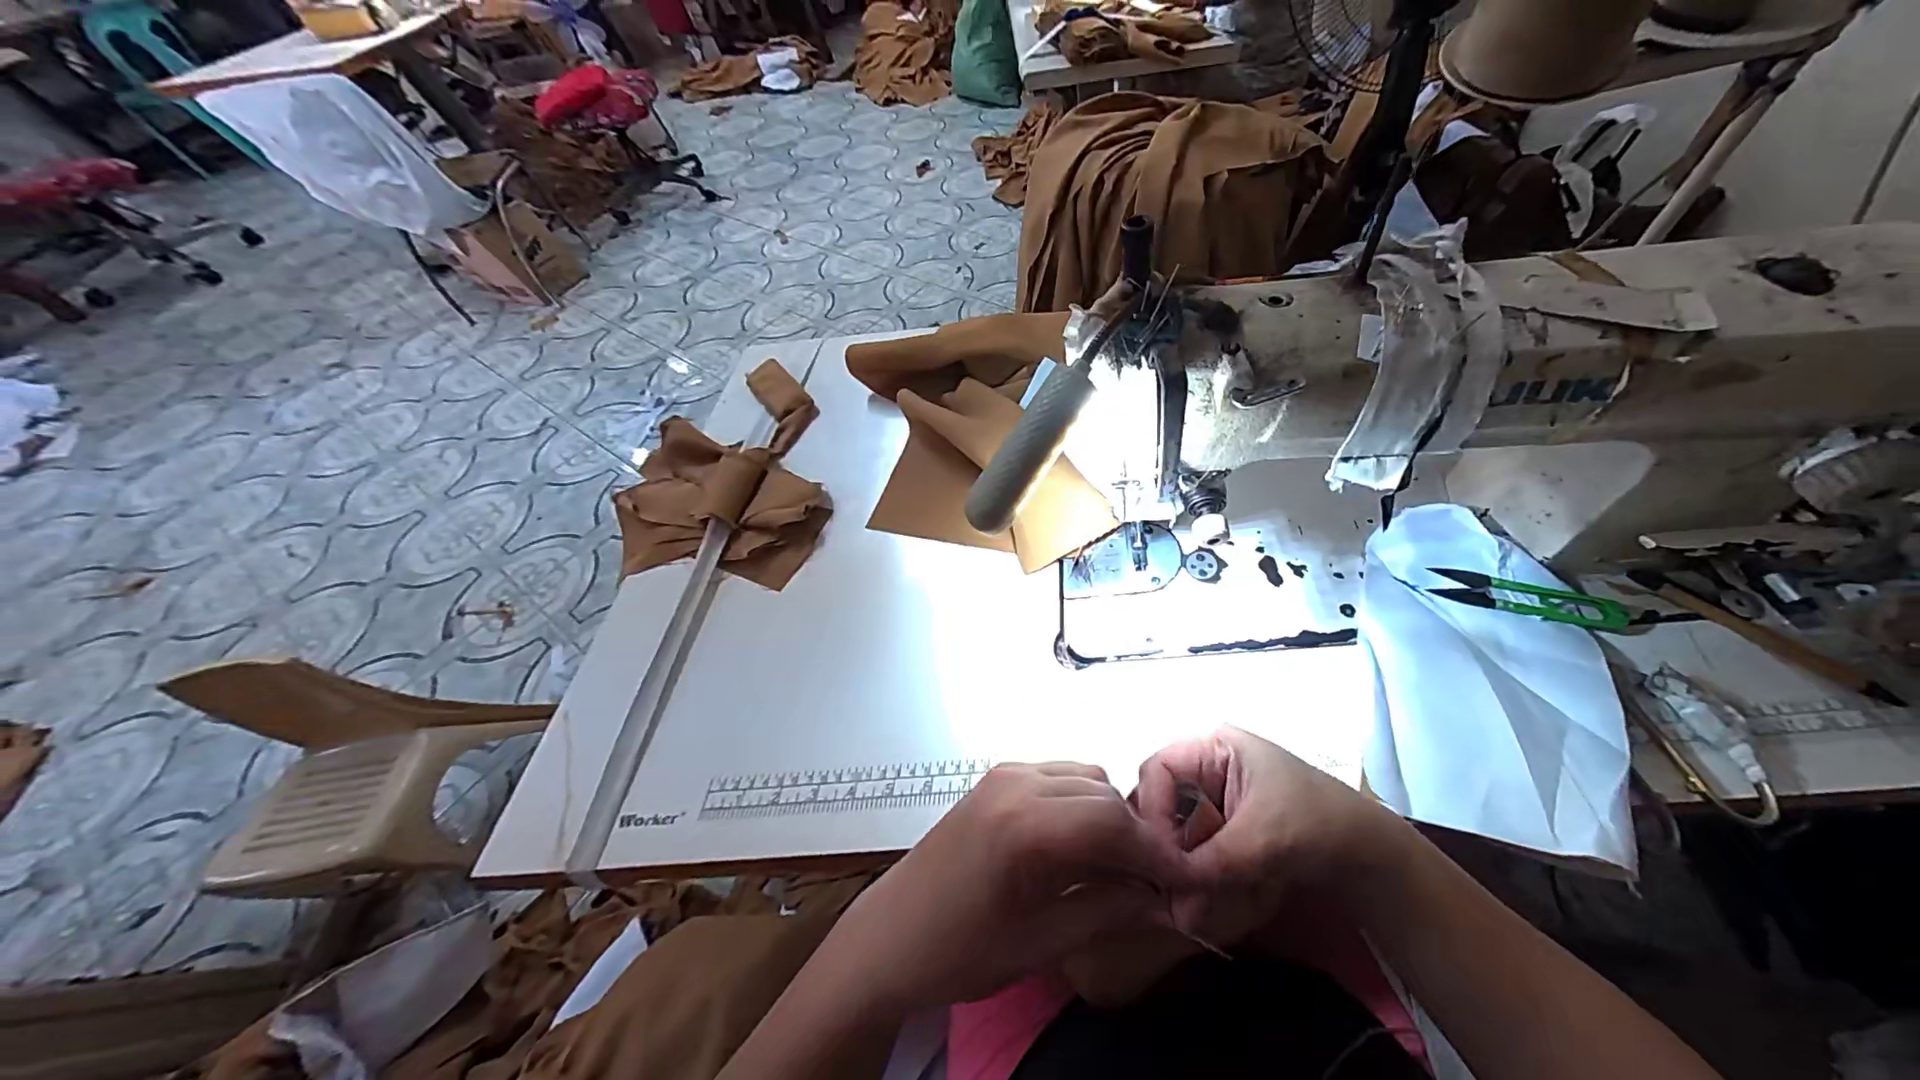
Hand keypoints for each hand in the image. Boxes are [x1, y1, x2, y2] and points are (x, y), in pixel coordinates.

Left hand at [820, 762, 1187, 1011]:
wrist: (890, 936)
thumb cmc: (957, 949)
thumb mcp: (1042, 942)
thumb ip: (1109, 910)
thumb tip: (1162, 899)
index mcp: (1023, 825)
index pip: (1114, 820)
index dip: (1156, 851)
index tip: (1183, 881)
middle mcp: (1013, 784)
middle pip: (1102, 793)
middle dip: (1135, 835)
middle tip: (1152, 882)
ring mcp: (1001, 776)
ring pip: (1083, 779)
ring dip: (1108, 816)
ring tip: (1115, 867)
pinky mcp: (994, 781)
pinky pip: (1055, 778)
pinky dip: (1079, 804)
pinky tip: (1077, 846)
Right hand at [1134, 726, 1408, 948]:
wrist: (1373, 856)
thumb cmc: (1320, 825)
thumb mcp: (1261, 841)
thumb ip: (1210, 866)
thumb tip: (1172, 906)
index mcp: (1214, 747)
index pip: (1157, 770)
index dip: (1152, 810)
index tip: (1163, 856)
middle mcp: (1208, 766)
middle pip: (1161, 799)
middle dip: (1167, 842)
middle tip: (1174, 880)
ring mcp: (1215, 797)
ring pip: (1176, 828)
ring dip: (1184, 862)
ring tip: (1198, 894)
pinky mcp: (1224, 826)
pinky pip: (1195, 846)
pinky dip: (1200, 871)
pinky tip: (1217, 893)